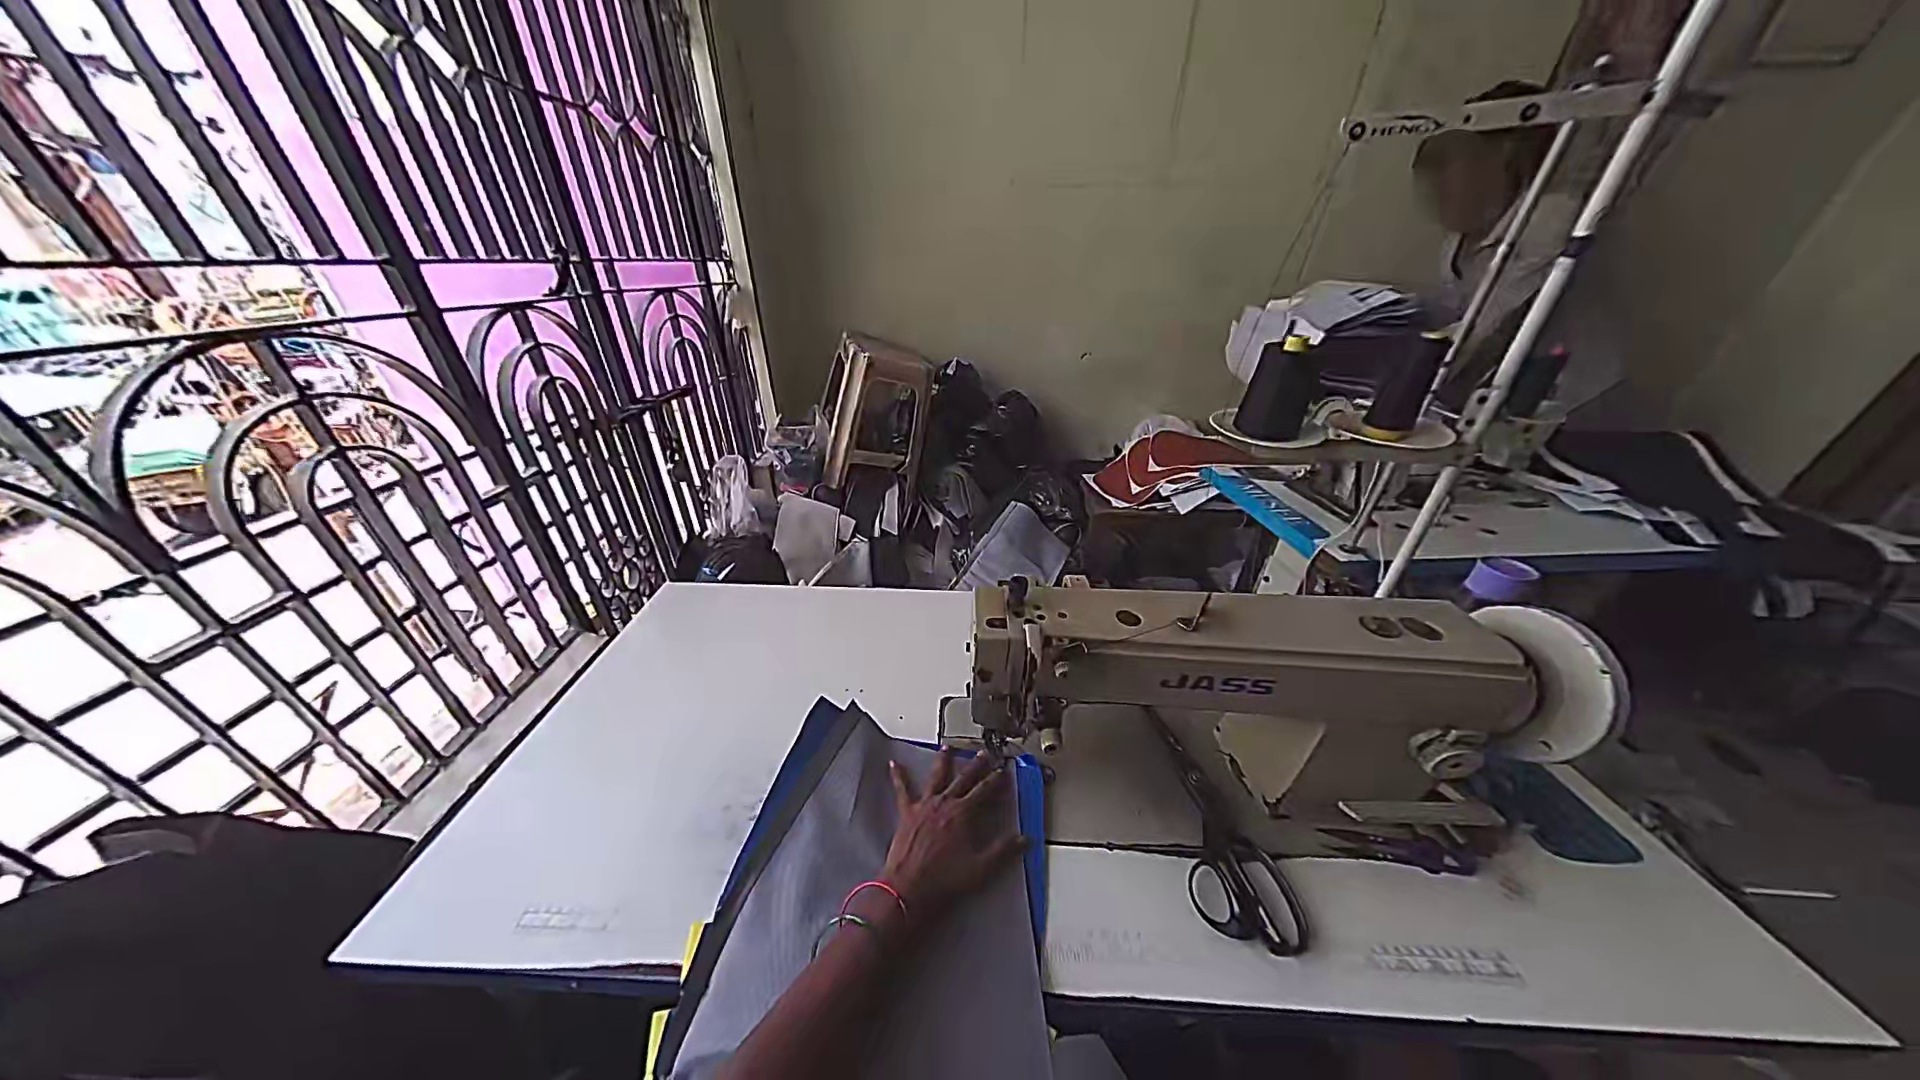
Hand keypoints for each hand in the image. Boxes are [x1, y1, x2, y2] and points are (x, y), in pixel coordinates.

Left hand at [880, 750, 1024, 931]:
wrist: (909, 888)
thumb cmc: (945, 879)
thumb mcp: (981, 868)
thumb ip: (1004, 851)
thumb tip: (1025, 839)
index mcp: (963, 814)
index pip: (984, 792)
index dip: (995, 781)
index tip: (1003, 771)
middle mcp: (944, 803)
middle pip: (963, 779)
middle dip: (975, 766)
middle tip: (983, 754)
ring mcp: (924, 805)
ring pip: (936, 777)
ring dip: (943, 761)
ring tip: (947, 748)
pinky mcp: (907, 812)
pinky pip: (902, 790)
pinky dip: (898, 776)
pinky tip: (894, 764)